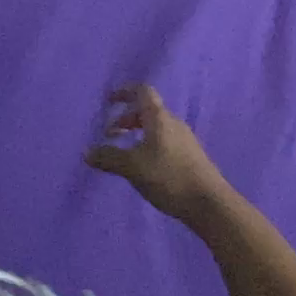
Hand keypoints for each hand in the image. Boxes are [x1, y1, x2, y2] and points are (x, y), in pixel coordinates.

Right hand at [86, 85, 234, 224]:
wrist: (209, 203)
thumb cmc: (169, 177)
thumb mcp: (133, 167)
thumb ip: (109, 157)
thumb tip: (86, 152)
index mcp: (159, 118)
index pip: (142, 92)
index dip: (125, 92)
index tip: (109, 100)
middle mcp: (173, 122)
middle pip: (148, 110)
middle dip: (127, 118)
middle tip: (111, 135)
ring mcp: (185, 139)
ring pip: (156, 127)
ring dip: (138, 133)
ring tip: (126, 153)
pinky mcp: (191, 156)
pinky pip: (165, 140)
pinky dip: (149, 144)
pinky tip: (145, 166)